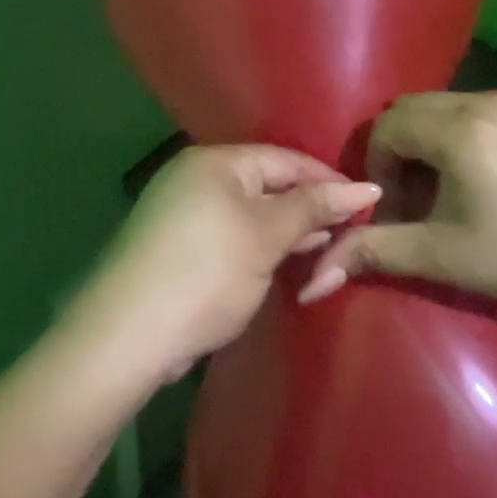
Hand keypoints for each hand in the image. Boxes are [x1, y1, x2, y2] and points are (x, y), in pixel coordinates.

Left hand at [77, 145, 379, 379]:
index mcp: (216, 162)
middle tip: (350, 232)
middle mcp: (197, 178)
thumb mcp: (268, 236)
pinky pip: (235, 236)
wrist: (127, 337)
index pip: (287, 159)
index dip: (329, 181)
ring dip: (289, 232)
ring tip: (326, 251)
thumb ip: (316, 207)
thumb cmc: (207, 272)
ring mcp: (184, 215)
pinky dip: (263, 247)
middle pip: (269, 185)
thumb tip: (369, 187)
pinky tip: (287, 265)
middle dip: (310, 209)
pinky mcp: (180, 249)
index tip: (368, 204)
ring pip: (253, 214)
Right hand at [298, 91, 496, 316]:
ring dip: (424, 145)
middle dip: (397, 154)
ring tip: (438, 196)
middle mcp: (485, 100)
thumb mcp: (438, 255)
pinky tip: (470, 181)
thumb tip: (312, 281)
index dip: (377, 169)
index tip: (393, 212)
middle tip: (409, 205)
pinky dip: (454, 137)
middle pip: (411, 111)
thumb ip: (371, 253)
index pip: (388, 128)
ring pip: (440, 108)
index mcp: (461, 129)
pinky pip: (471, 111)